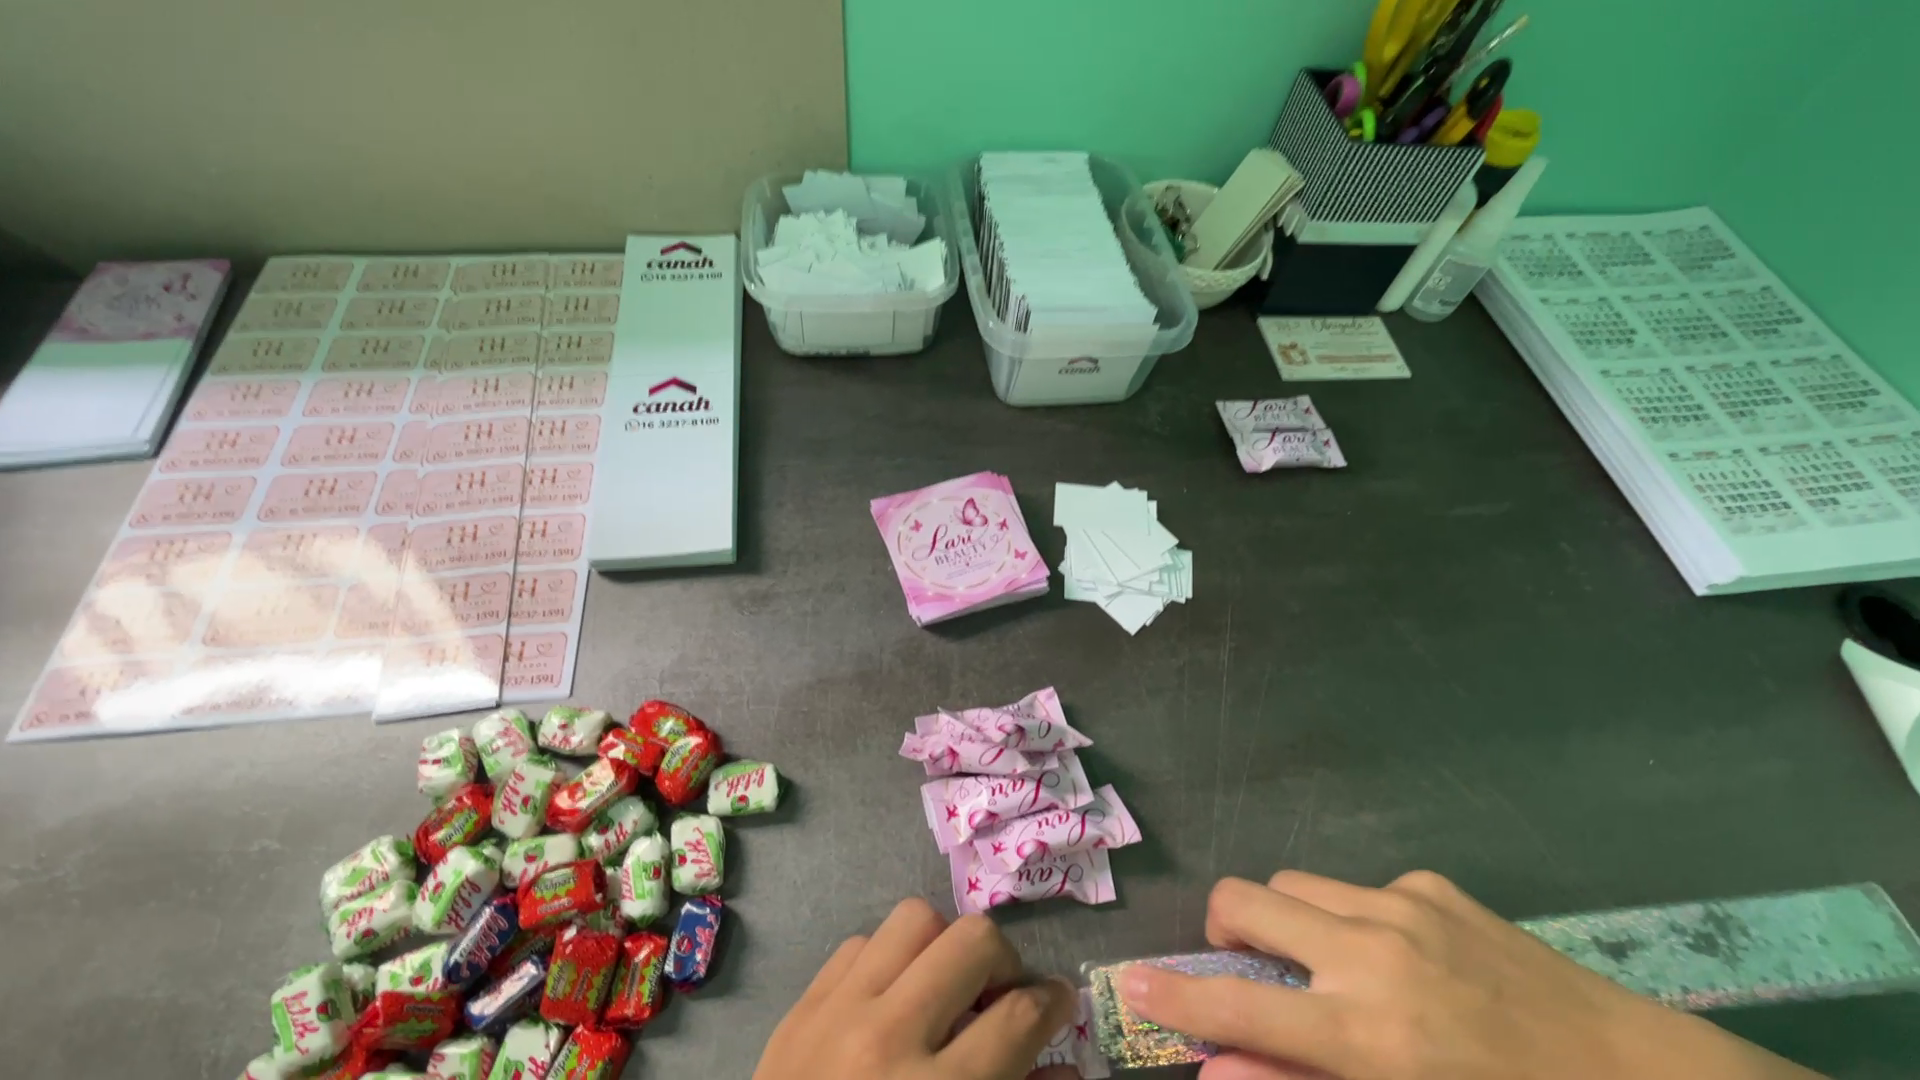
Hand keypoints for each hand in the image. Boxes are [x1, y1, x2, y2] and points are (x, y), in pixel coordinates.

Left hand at [753, 897, 1078, 1079]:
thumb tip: (1067, 1065)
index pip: (1019, 1015)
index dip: (1054, 1002)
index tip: (1058, 1001)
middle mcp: (888, 1038)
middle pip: (972, 941)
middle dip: (1003, 962)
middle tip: (1000, 995)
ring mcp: (838, 1012)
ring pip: (914, 919)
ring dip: (943, 947)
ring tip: (945, 986)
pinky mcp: (802, 1006)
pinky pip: (861, 942)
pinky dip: (889, 962)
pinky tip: (892, 999)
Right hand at [1120, 870, 1824, 1079]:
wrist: (1635, 1075)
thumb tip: (1216, 1069)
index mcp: (1367, 1032)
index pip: (1238, 1006)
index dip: (1175, 1000)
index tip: (1132, 986)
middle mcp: (1372, 951)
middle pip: (1244, 899)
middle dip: (1223, 928)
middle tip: (1246, 963)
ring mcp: (1402, 905)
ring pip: (1292, 883)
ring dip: (1287, 920)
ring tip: (1327, 962)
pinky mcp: (1431, 885)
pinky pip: (1357, 888)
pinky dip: (1351, 918)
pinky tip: (1404, 958)